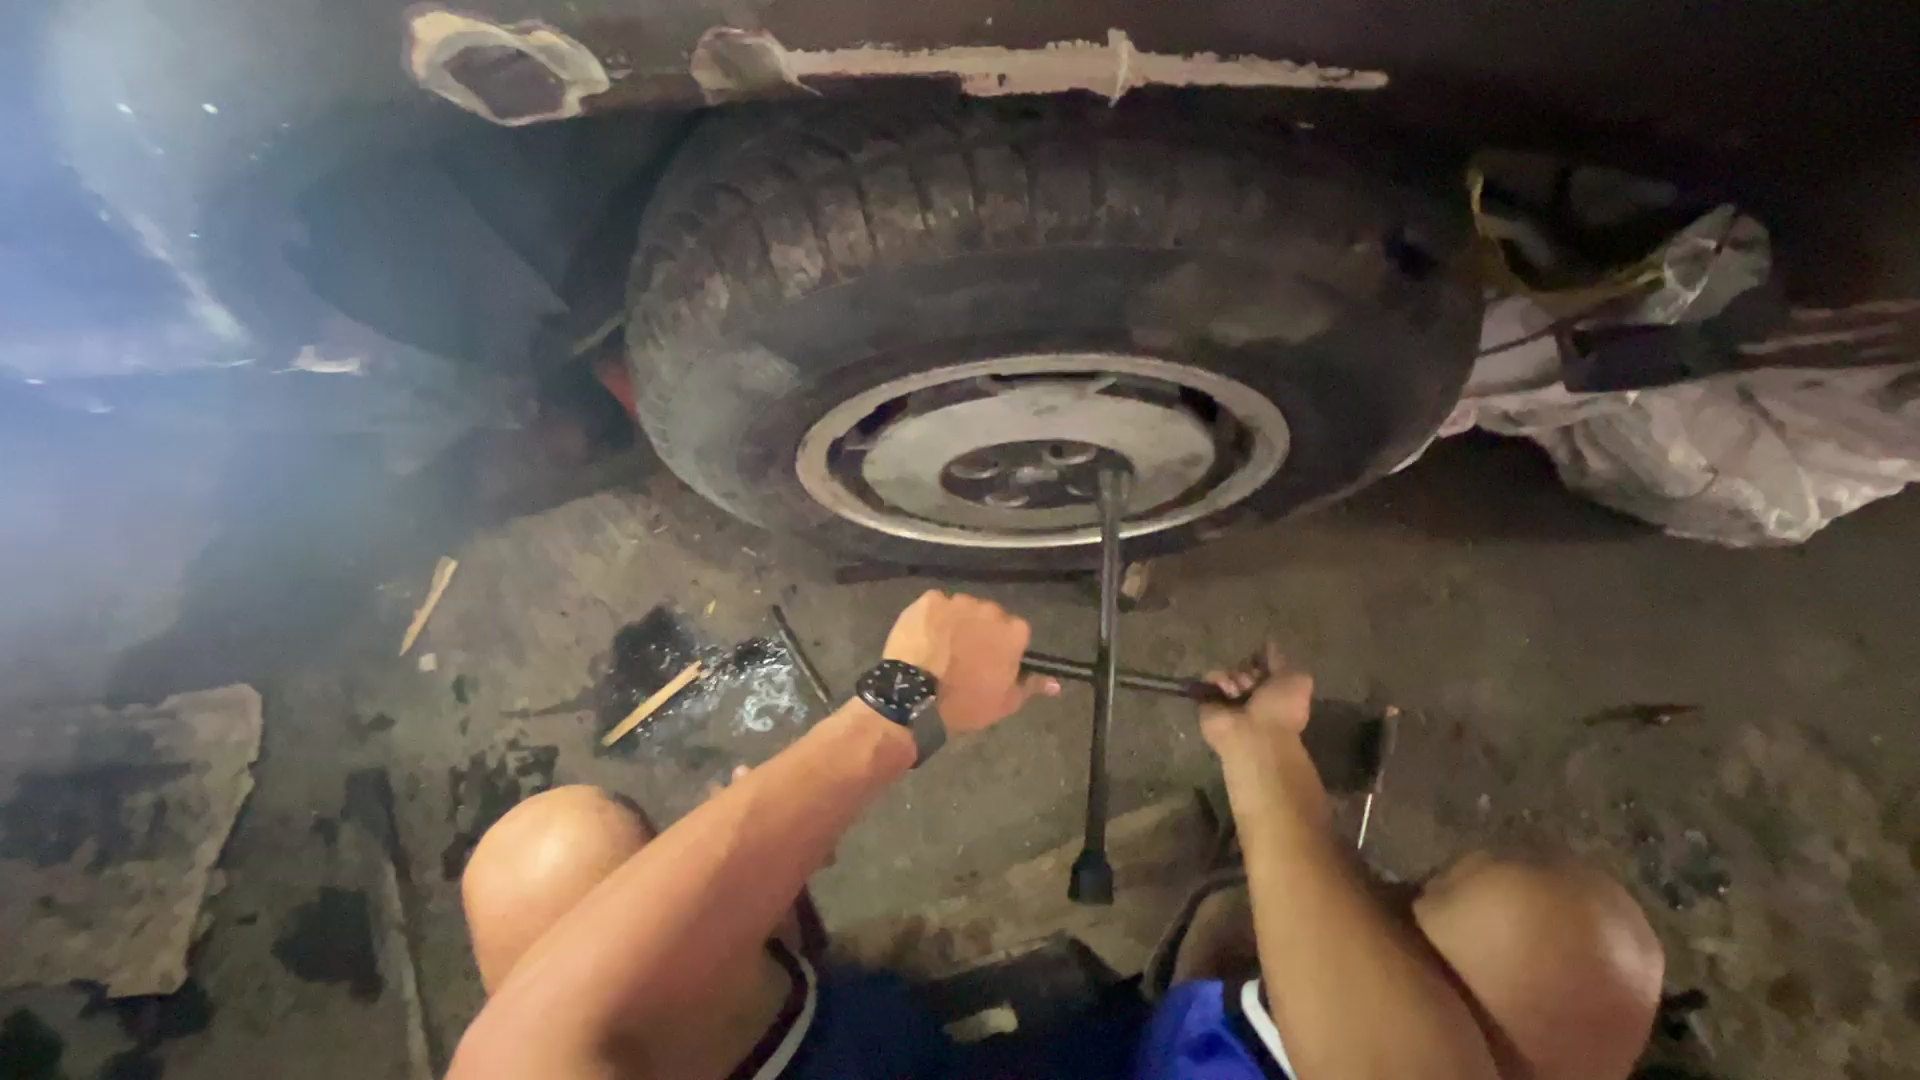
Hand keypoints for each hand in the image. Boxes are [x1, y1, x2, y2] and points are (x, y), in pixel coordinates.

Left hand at [883, 591, 1059, 733]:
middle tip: (964, 656)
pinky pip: (935, 606)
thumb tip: (1055, 684)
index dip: (1003, 647)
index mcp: (1014, 631)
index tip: (991, 662)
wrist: (915, 697)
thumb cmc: (965, 703)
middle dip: (980, 631)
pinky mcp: (929, 599)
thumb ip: (1031, 686)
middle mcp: (990, 608)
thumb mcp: (1005, 702)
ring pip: (961, 609)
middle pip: (989, 616)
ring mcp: (958, 601)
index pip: (1015, 632)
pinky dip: (931, 619)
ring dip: (956, 623)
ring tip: (940, 648)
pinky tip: (923, 638)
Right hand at [1197, 641, 1312, 760]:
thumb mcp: (1296, 680)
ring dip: (1235, 676)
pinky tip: (1227, 691)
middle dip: (1249, 670)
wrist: (1254, 735)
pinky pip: (1210, 678)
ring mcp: (1229, 698)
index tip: (1263, 658)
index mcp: (1274, 691)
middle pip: (1244, 666)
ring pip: (1228, 671)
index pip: (1263, 665)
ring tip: (1239, 690)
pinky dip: (1218, 680)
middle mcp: (1252, 694)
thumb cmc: (1280, 709)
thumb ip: (1282, 661)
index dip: (1263, 659)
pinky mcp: (1208, 701)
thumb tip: (1269, 644)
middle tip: (1253, 682)